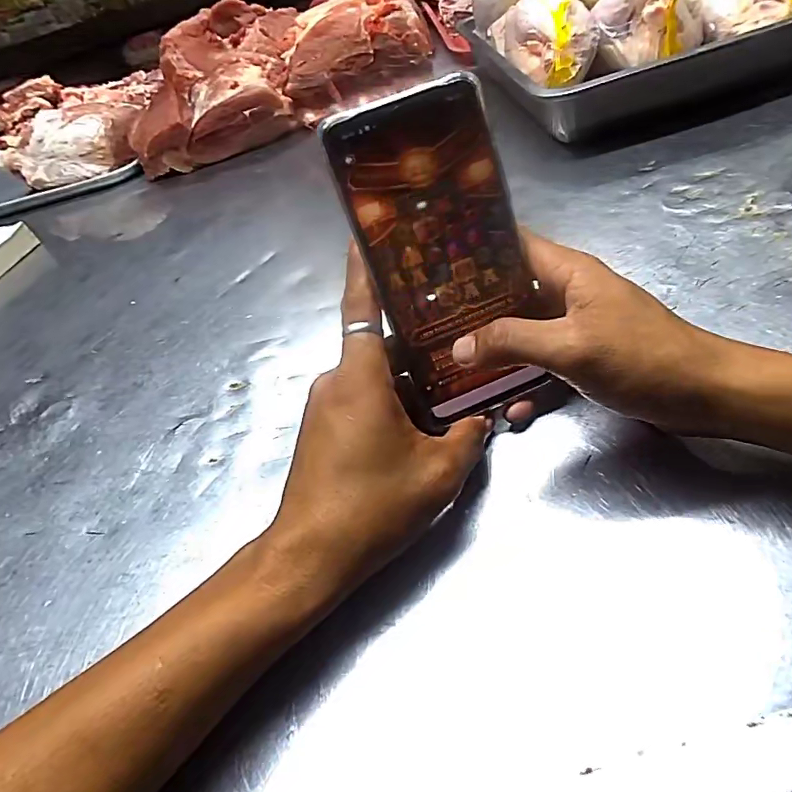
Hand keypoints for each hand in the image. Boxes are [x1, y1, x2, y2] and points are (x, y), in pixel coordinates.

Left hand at [268, 246, 490, 585]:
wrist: (311, 555)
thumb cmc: (373, 506)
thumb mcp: (438, 472)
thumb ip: (467, 436)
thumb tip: (481, 418)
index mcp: (360, 375)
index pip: (361, 306)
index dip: (366, 267)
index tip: (370, 235)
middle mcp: (337, 380)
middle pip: (380, 344)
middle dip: (417, 338)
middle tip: (458, 327)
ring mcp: (326, 404)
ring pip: (375, 375)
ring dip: (409, 378)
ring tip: (452, 380)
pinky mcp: (322, 428)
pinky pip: (363, 398)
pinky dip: (392, 400)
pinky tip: (423, 419)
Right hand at [452, 231, 743, 435]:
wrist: (705, 395)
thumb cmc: (642, 358)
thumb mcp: (571, 348)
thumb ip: (512, 342)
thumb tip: (457, 347)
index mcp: (567, 272)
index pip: (511, 243)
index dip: (473, 247)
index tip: (432, 259)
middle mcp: (568, 293)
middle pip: (510, 291)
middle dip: (472, 307)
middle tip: (430, 321)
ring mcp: (577, 326)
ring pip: (523, 331)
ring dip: (495, 350)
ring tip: (455, 365)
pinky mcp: (585, 357)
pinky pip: (544, 362)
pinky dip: (527, 380)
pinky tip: (511, 406)